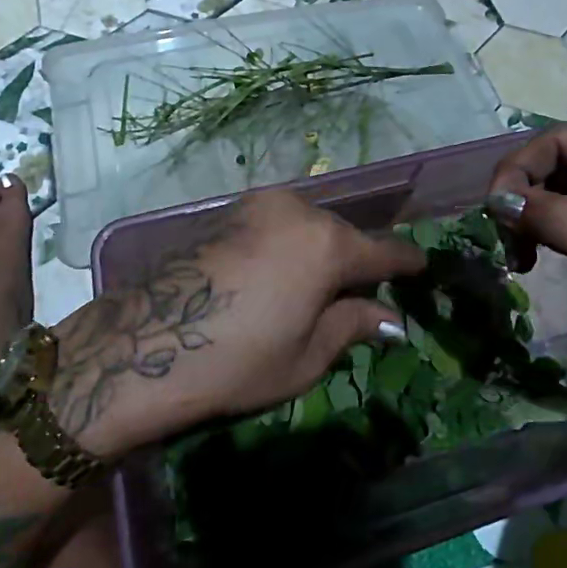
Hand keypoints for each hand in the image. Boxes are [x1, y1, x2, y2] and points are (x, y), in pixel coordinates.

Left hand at [47, 190, 425, 455]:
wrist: (144, 345)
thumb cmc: (237, 361)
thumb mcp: (307, 355)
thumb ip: (354, 324)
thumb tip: (391, 317)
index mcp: (327, 244)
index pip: (384, 250)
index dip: (407, 262)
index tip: (422, 268)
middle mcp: (297, 210)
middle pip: (344, 235)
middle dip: (358, 262)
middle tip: (366, 295)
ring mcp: (258, 206)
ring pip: (309, 227)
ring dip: (320, 253)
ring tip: (319, 291)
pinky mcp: (227, 212)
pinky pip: (276, 225)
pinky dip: (289, 246)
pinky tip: (280, 278)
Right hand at [486, 124, 566, 354]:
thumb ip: (564, 225)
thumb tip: (499, 202)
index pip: (566, 140)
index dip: (520, 168)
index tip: (493, 212)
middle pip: (559, 158)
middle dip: (524, 196)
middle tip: (504, 240)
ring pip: (557, 181)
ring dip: (529, 215)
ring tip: (519, 256)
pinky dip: (544, 226)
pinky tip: (532, 254)